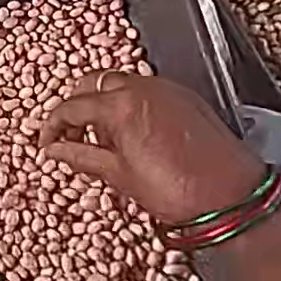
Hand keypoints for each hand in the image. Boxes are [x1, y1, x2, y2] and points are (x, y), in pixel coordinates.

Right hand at [36, 71, 264, 222]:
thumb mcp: (117, 175)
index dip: (53, 125)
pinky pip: (145, 89)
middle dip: (75, 107)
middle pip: (92, 84)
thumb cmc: (179, 189)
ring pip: (119, 83)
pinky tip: (129, 132)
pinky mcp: (185, 98)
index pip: (71, 107)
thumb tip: (56, 150)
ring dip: (102, 103)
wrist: (232, 197)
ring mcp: (167, 91)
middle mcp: (143, 89)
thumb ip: (81, 156)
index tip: (49, 142)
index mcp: (120, 106)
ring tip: (101, 137)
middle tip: (70, 134)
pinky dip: (128, 103)